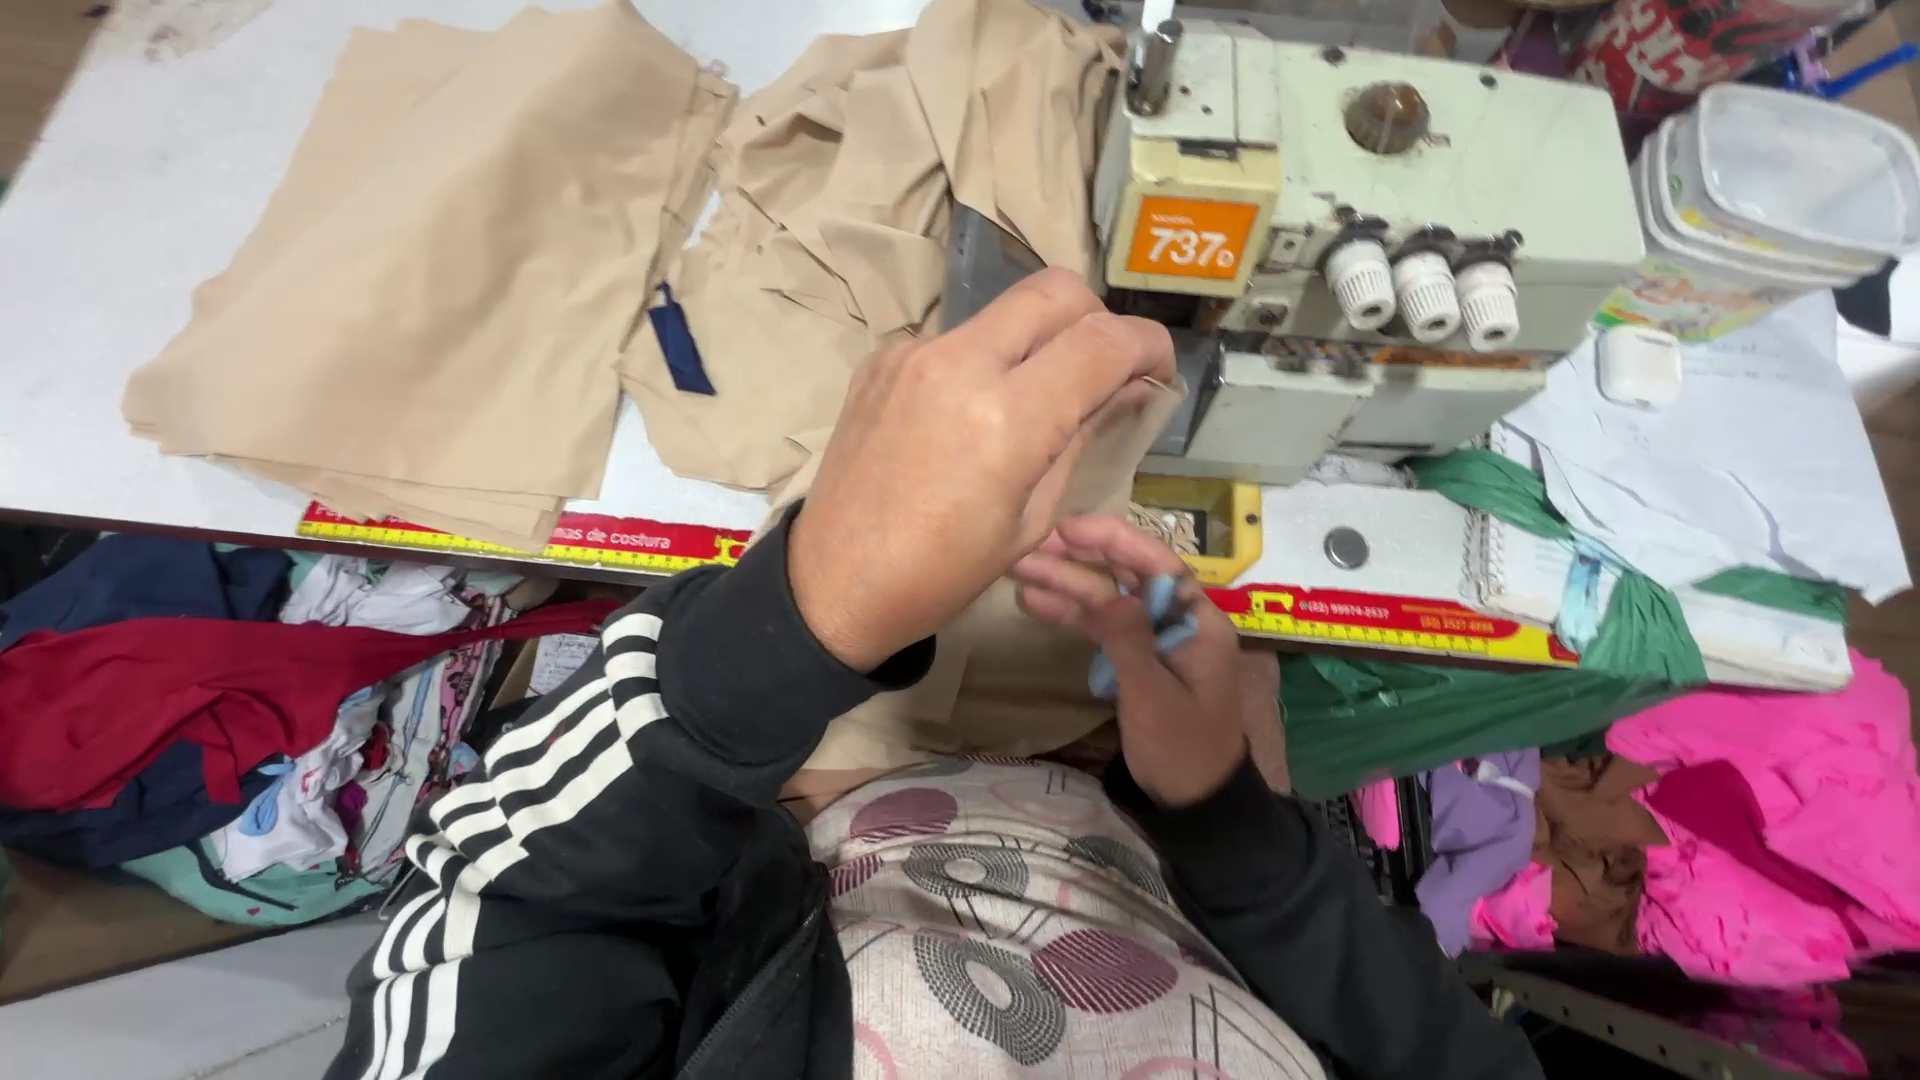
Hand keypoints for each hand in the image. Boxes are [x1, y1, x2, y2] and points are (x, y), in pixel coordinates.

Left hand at [788, 269, 1174, 671]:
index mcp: (1007, 420)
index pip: (1103, 342)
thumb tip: (1123, 388)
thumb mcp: (1031, 519)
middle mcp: (959, 364)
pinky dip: (984, 361)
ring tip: (1031, 400)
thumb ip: (1079, 437)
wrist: (836, 582)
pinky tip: (968, 413)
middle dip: (1097, 319)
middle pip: (1055, 290)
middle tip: (1100, 372)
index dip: (1148, 346)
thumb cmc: (943, 573)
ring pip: (1003, 312)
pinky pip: (956, 338)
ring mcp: (913, 354)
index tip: (1157, 370)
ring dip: (1037, 341)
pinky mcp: (882, 360)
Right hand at [1010, 515, 1253, 806]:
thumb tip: (1112, 595)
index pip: (1156, 562)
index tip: (1068, 528)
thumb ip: (1132, 643)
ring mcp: (1153, 636)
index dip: (1112, 539)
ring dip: (1066, 583)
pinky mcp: (1135, 656)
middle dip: (1079, 557)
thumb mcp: (1155, 698)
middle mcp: (1176, 618)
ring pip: (1108, 597)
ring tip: (1020, 567)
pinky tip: (1034, 602)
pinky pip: (1102, 625)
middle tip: (1032, 545)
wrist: (1195, 800)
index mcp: (1196, 620)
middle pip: (1126, 573)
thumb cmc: (1183, 749)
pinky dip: (1071, 614)